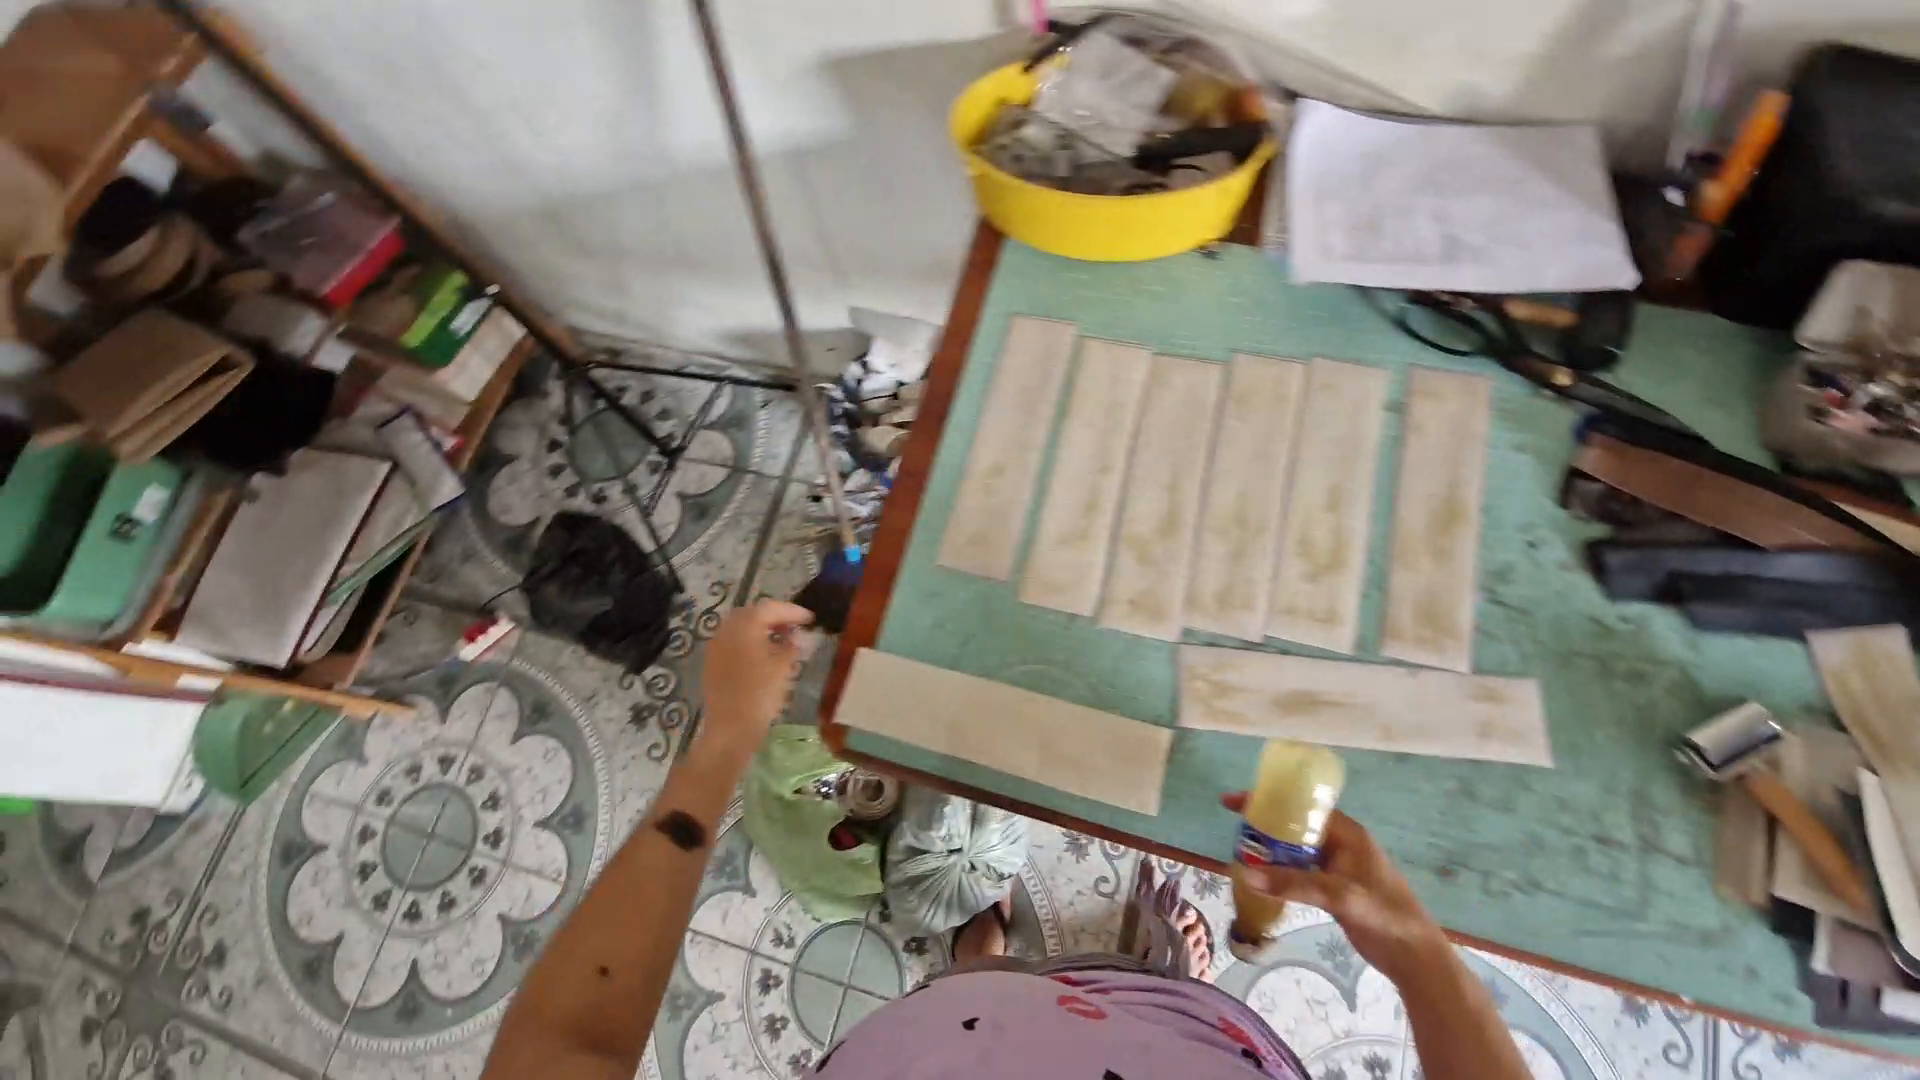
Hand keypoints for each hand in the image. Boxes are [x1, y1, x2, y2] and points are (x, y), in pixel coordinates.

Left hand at [699, 601, 813, 756]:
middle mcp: (726, 630)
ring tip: (782, 640)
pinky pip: (733, 643)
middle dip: (775, 617)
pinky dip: (750, 642)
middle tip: (795, 626)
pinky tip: (764, 655)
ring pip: (741, 628)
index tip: (810, 619)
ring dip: (761, 629)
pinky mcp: (712, 663)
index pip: (770, 608)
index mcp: (744, 626)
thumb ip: (790, 646)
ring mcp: (716, 647)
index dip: (792, 611)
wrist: (731, 728)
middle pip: (752, 614)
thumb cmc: (761, 694)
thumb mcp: (783, 666)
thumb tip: (793, 637)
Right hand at [1222, 794, 1446, 982]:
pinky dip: (1279, 872)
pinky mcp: (1333, 889)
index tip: (1236, 802)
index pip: (1301, 806)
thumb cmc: (1384, 914)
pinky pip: (1298, 872)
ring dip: (1270, 850)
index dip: (1269, 800)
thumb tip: (1245, 875)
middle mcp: (1340, 844)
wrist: (1415, 957)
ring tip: (1240, 851)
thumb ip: (1293, 884)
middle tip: (1234, 828)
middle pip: (1295, 825)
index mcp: (1347, 833)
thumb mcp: (1339, 894)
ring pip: (1294, 849)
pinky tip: (1260, 877)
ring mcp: (1336, 867)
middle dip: (1264, 824)